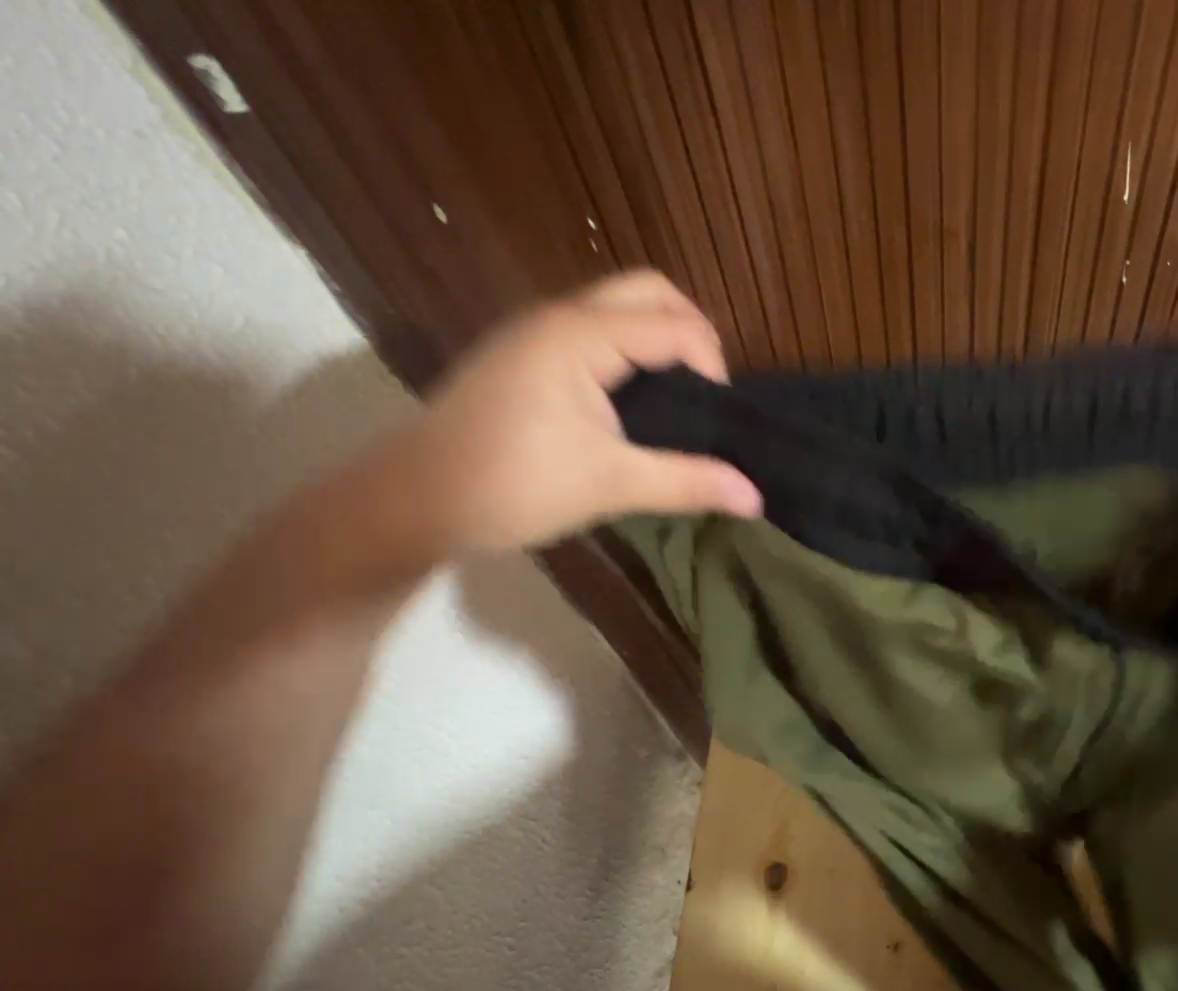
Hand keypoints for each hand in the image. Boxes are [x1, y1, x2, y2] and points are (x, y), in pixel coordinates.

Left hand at [373, 270, 761, 553]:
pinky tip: (633, 403)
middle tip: (707, 389)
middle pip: (648, 291)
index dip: (710, 365)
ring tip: (678, 397)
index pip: (674, 325)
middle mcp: (558, 317)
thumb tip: (757, 499)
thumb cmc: (510, 485)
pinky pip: (594, 329)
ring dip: (659, 336)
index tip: (718, 419)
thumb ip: (688, 482)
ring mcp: (535, 332)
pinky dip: (630, 349)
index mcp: (579, 336)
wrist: (411, 502)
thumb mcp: (610, 485)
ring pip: (618, 306)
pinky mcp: (523, 354)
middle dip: (692, 331)